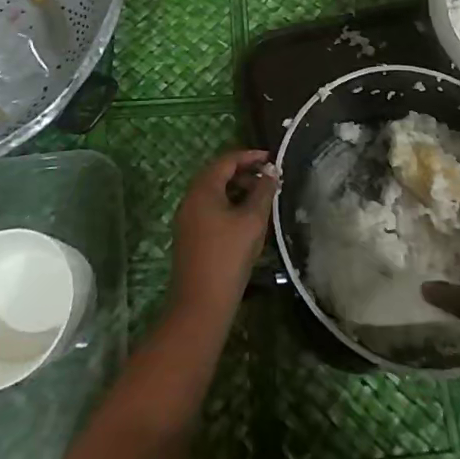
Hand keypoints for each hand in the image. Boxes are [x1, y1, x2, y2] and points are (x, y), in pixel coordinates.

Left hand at [169, 150, 277, 319]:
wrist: (201, 303)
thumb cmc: (229, 256)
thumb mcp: (252, 220)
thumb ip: (263, 192)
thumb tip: (270, 173)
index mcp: (203, 189)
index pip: (227, 160)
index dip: (250, 156)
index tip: (272, 158)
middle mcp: (191, 198)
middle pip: (218, 174)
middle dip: (244, 171)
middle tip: (269, 177)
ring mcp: (188, 218)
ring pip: (215, 192)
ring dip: (238, 189)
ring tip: (262, 196)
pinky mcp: (190, 235)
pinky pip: (211, 208)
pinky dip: (229, 204)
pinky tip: (247, 218)